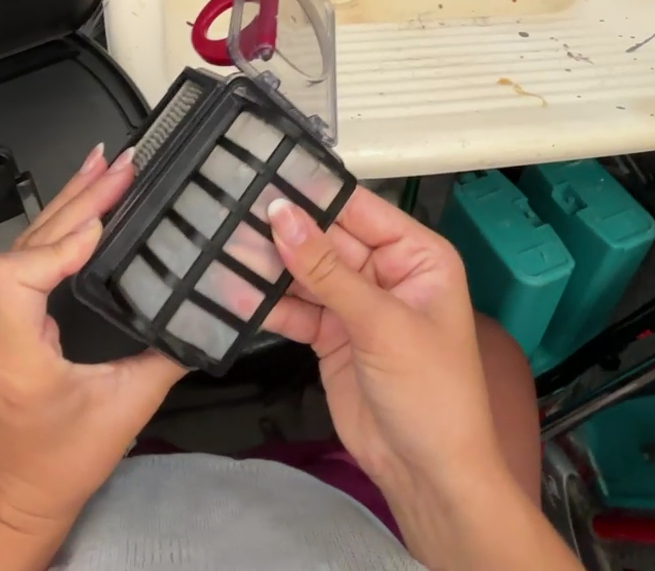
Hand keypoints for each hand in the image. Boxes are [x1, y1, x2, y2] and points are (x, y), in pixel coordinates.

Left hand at [0, 145, 187, 532]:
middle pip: (23, 248)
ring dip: (66, 202)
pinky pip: (22, 259)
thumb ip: (163, 355)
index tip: (101, 224)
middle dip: (76, 202)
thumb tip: (199, 306)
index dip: (57, 244)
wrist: (17, 494)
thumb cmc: (67, 461)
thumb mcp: (127, 411)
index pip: (14, 278)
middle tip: (121, 167)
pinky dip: (55, 225)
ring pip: (20, 245)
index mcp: (18, 360)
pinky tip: (80, 199)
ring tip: (103, 164)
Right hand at [262, 189, 497, 500]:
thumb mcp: (380, 323)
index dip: (314, 195)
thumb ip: (326, 268)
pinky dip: (267, 303)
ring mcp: (354, 303)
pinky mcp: (330, 333)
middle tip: (231, 212)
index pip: (358, 209)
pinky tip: (234, 294)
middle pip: (325, 239)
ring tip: (222, 248)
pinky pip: (294, 307)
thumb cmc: (432, 393)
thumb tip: (283, 214)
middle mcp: (384, 271)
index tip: (266, 178)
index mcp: (416, 256)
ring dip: (268, 266)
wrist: (428, 477)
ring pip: (304, 272)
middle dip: (283, 231)